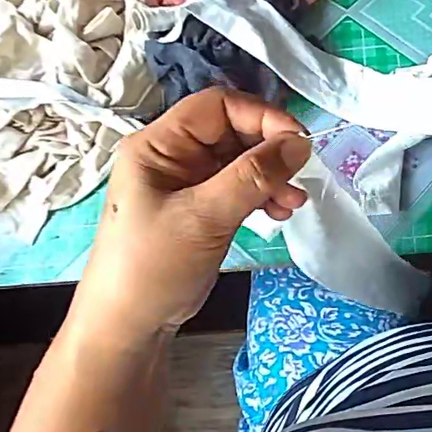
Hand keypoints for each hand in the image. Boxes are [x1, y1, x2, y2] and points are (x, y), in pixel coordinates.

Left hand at [66, 89, 309, 343]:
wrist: (130, 325)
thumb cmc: (153, 266)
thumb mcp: (204, 216)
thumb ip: (253, 176)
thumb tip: (301, 144)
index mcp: (159, 145)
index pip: (218, 106)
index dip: (262, 116)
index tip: (298, 141)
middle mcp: (175, 156)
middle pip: (235, 131)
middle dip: (271, 150)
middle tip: (299, 176)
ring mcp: (190, 182)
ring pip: (244, 160)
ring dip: (273, 176)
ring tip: (293, 204)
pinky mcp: (204, 206)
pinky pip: (243, 187)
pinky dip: (265, 195)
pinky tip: (280, 213)